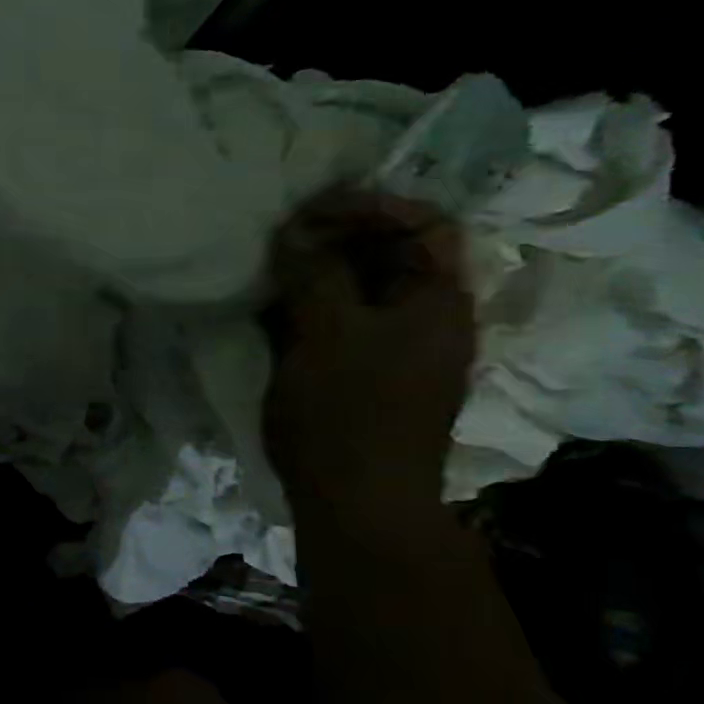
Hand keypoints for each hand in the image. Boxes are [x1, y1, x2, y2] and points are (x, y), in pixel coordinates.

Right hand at [262, 193, 476, 520]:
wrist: (354, 497)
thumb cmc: (349, 411)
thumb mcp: (328, 334)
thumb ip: (314, 275)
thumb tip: (296, 231)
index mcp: (437, 302)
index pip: (424, 226)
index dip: (373, 206)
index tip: (310, 208)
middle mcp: (422, 316)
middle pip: (389, 252)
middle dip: (335, 234)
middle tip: (278, 234)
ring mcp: (390, 344)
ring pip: (357, 285)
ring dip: (314, 269)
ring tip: (267, 265)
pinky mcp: (358, 367)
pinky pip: (336, 316)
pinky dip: (305, 301)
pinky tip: (269, 305)